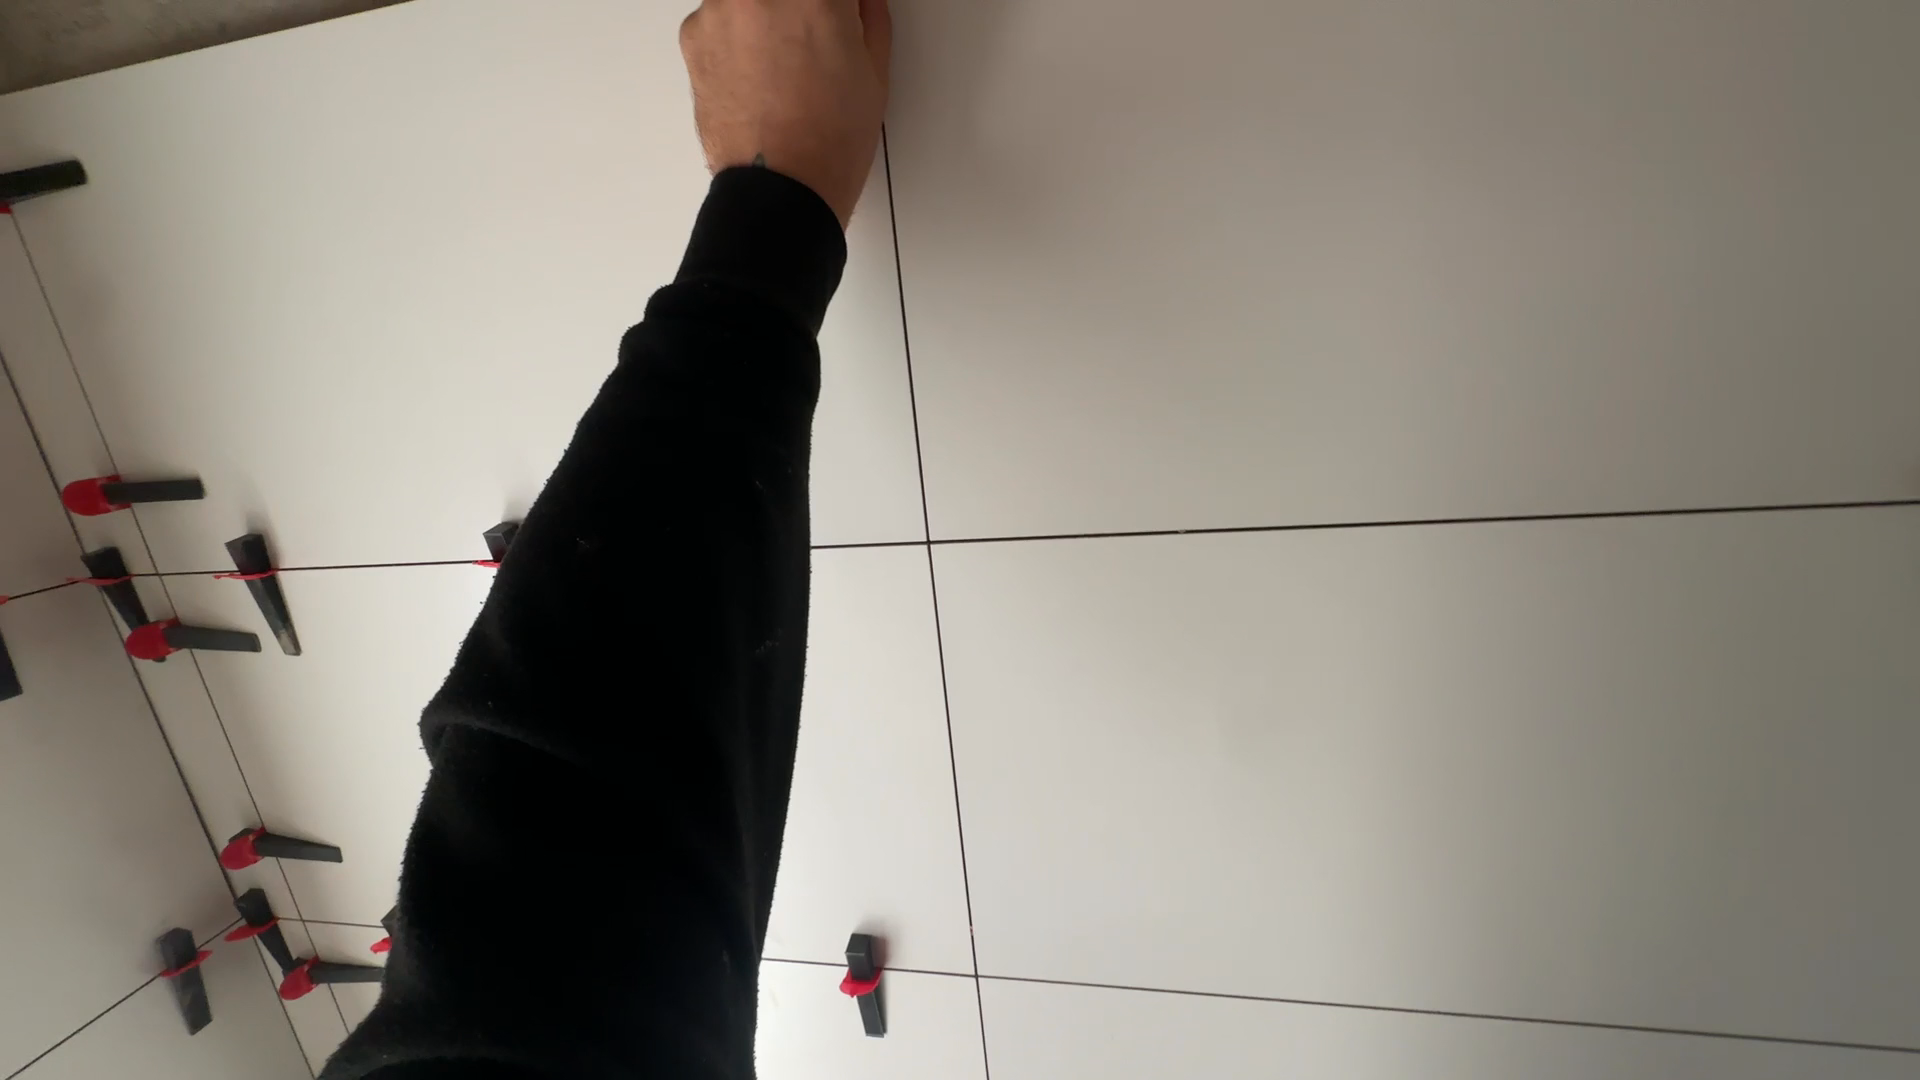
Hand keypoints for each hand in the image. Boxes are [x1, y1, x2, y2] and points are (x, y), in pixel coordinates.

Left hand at [681, 0, 892, 226]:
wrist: (781, 193)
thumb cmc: (832, 145)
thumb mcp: (874, 80)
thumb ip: (869, 19)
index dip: (837, 8)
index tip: (839, 20)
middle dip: (799, 13)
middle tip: (808, 48)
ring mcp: (722, 5)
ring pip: (748, 1)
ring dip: (764, 17)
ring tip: (780, 65)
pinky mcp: (694, 32)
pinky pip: (719, 16)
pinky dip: (736, 36)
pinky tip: (755, 79)